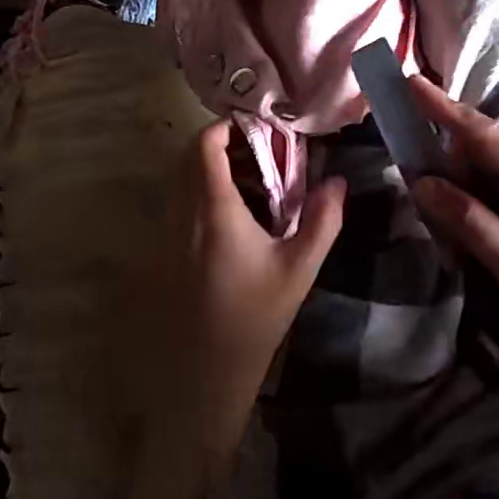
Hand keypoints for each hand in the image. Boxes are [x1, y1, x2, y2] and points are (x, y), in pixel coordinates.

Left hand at [168, 122, 345, 408]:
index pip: (203, 147)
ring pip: (179, 179)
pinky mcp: (161, 251)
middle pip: (187, 157)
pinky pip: (176, 202)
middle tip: (261, 150)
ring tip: (252, 178)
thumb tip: (337, 182)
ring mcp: (165, 233)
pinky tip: (234, 214)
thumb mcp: (299, 269)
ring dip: (210, 167)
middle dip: (221, 143)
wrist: (206, 372)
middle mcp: (181, 215)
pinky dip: (200, 190)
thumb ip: (323, 221)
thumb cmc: (255, 318)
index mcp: (213, 212)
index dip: (225, 126)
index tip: (257, 127)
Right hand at [405, 75, 498, 352]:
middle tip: (423, 197)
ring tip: (455, 235)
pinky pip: (490, 179)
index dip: (446, 109)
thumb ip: (465, 218)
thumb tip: (422, 183)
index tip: (412, 82)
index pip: (487, 135)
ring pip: (482, 164)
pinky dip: (470, 196)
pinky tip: (467, 229)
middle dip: (445, 165)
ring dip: (457, 186)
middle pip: (480, 148)